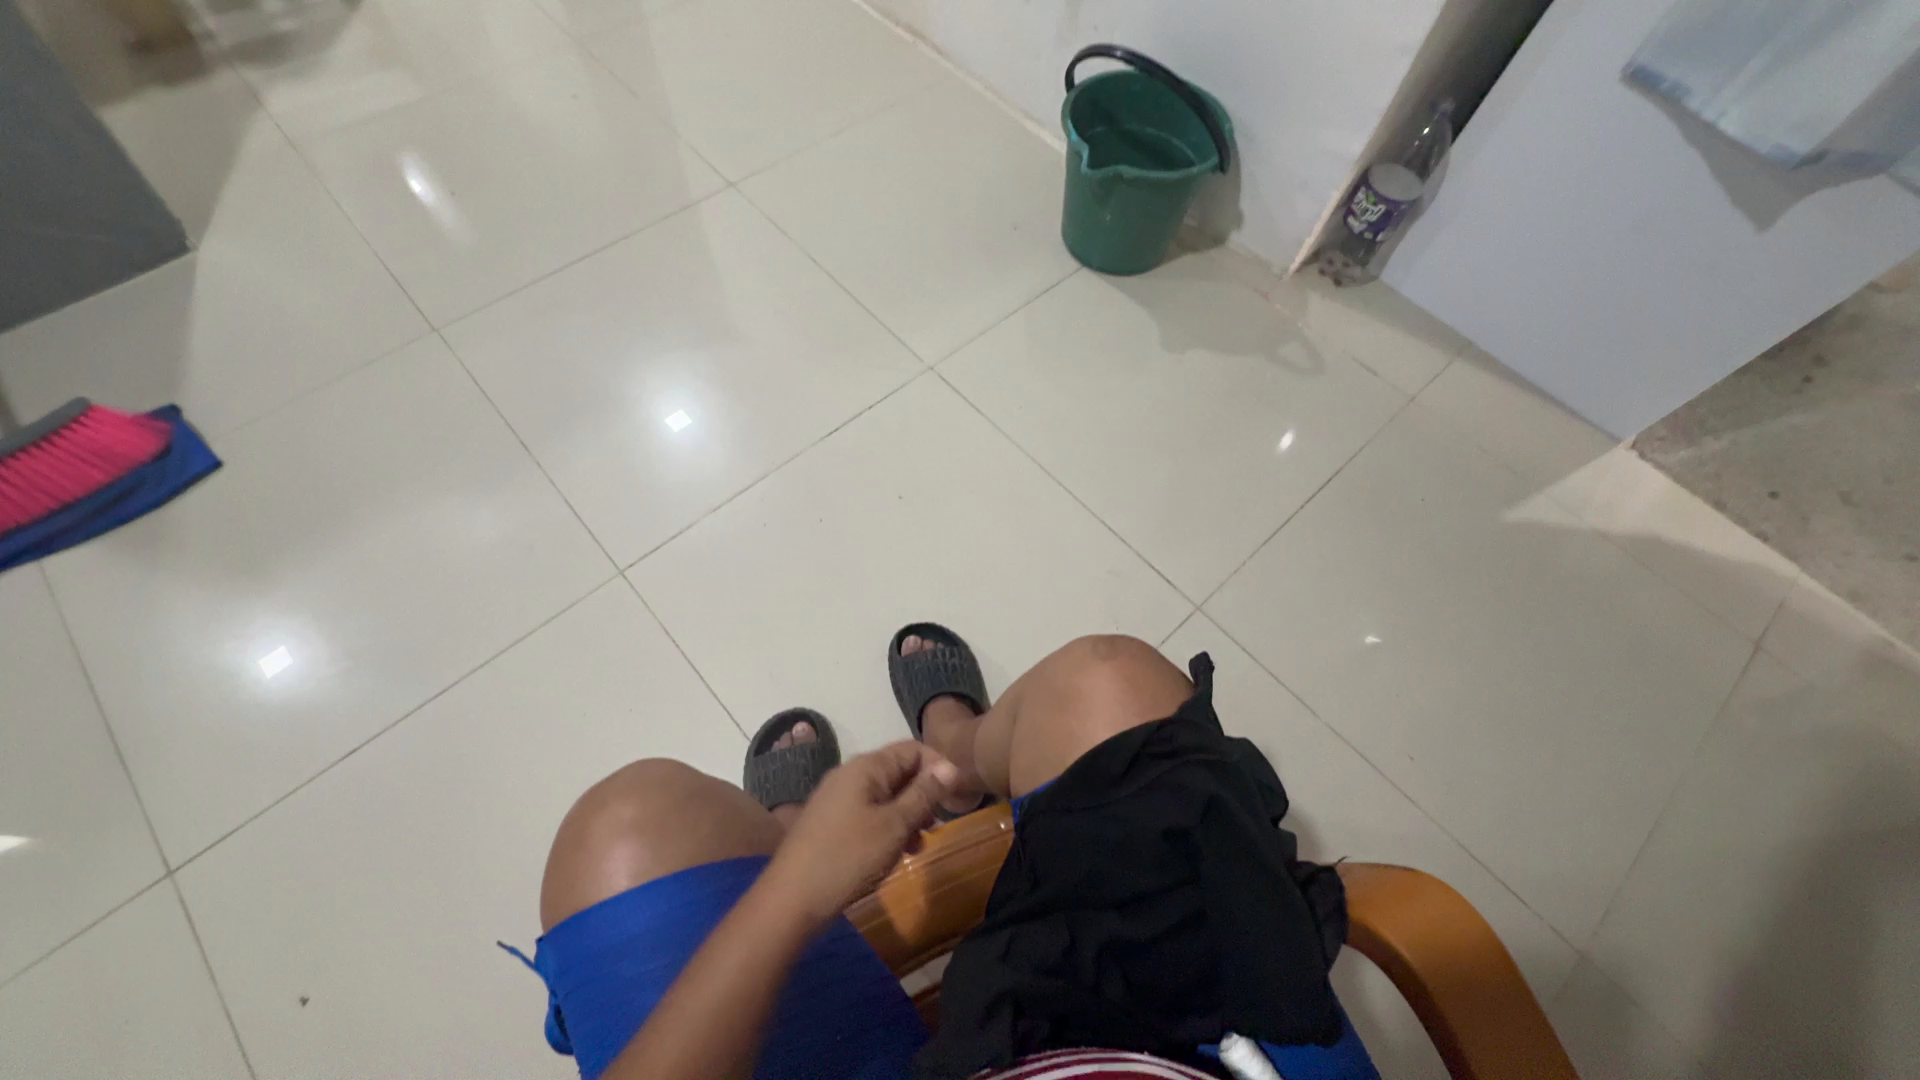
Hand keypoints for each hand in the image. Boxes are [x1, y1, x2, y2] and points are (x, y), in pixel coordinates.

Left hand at [764, 741, 960, 920]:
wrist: (791, 900)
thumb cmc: (848, 857)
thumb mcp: (894, 825)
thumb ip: (923, 794)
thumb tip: (951, 766)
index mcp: (865, 767)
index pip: (912, 749)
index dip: (938, 767)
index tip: (955, 798)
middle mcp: (850, 775)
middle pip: (899, 771)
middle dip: (923, 794)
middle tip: (937, 825)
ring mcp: (838, 799)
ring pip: (886, 796)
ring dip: (908, 815)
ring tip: (919, 845)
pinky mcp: (832, 823)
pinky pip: (870, 814)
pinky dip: (889, 828)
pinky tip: (897, 854)